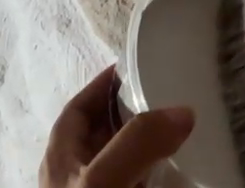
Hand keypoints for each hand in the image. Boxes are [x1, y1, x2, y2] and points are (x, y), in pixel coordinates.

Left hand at [39, 65, 194, 187]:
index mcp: (60, 156)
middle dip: (132, 113)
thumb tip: (183, 110)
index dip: (103, 85)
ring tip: (182, 132)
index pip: (79, 107)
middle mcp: (75, 176)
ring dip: (149, 148)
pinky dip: (160, 177)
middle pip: (103, 133)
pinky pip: (141, 183)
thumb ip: (137, 142)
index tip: (135, 68)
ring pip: (122, 163)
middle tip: (169, 97)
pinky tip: (184, 172)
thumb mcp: (102, 179)